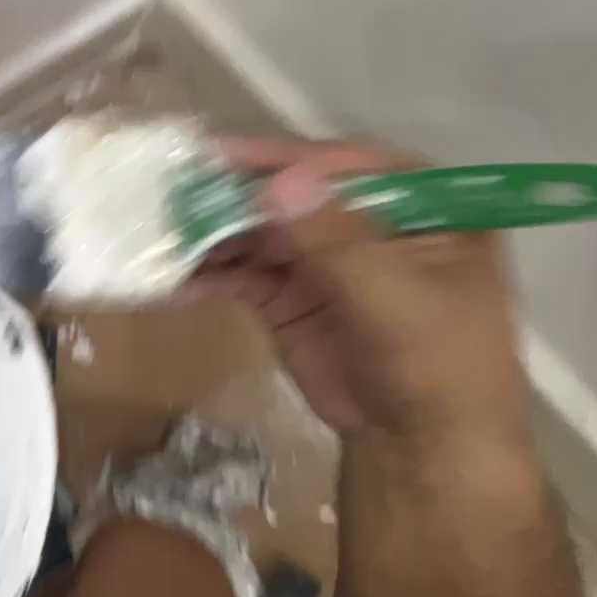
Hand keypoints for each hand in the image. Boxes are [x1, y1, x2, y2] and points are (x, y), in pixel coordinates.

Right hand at [188, 137, 531, 453]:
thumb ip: (338, 242)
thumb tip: (277, 186)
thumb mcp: (395, 300)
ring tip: (163, 234)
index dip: (286, 160)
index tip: (224, 157)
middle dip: (235, 195)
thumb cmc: (433, 365)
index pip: (349, 167)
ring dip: (212, 233)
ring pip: (258, 232)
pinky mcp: (284, 295)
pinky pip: (239, 272)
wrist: (413, 440)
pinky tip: (175, 277)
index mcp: (419, 212)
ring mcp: (320, 261)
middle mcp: (366, 226)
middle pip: (292, 195)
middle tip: (175, 191)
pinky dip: (206, 273)